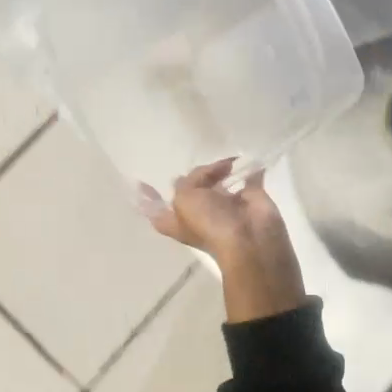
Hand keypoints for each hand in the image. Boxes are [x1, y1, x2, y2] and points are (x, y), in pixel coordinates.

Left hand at [140, 159, 306, 322]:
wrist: (250, 238)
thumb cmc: (210, 224)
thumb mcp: (185, 199)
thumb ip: (190, 180)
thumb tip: (210, 171)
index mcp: (177, 218)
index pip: (156, 207)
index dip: (149, 195)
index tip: (140, 180)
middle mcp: (200, 211)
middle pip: (192, 189)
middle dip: (194, 174)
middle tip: (193, 155)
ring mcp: (226, 204)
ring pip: (219, 181)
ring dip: (221, 167)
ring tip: (223, 153)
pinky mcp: (250, 197)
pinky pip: (249, 177)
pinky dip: (250, 167)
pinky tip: (247, 156)